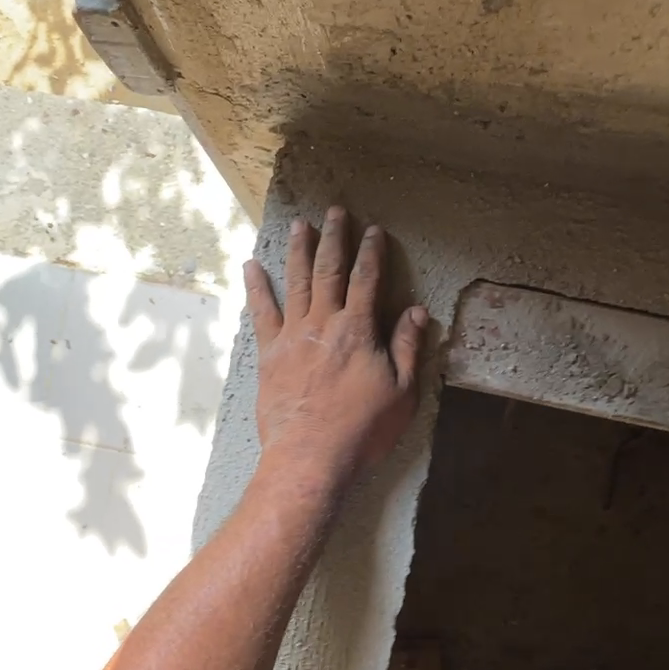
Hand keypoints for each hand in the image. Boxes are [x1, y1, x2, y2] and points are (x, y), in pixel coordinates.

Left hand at [244, 207, 428, 485]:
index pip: (368, 280)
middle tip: (336, 212)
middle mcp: (323, 324)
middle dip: (335, 239)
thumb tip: (417, 312)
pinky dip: (257, 288)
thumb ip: (408, 349)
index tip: (375, 231)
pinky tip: (252, 266)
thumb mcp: (401, 393)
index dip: (372, 253)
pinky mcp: (269, 355)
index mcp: (358, 330)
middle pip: (329, 271)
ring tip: (301, 225)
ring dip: (299, 251)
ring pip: (296, 283)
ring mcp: (292, 337)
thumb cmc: (361, 430)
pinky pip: (261, 313)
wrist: (309, 457)